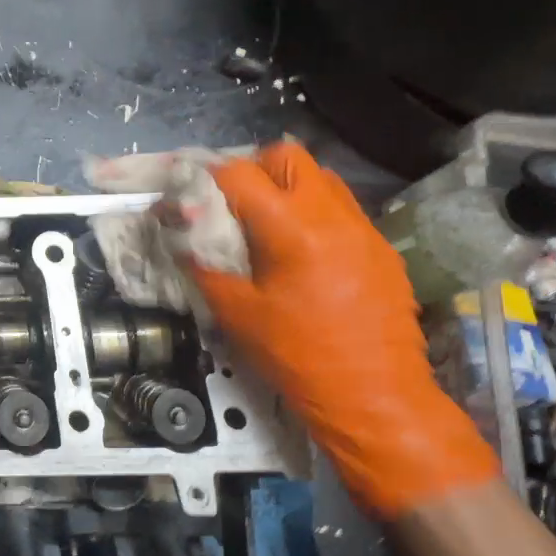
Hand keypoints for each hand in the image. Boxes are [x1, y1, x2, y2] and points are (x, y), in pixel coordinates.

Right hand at [187, 142, 499, 518]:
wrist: (377, 398)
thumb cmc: (297, 355)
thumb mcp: (234, 311)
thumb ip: (202, 263)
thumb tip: (174, 233)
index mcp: (292, 228)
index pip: (239, 173)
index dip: (206, 179)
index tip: (188, 198)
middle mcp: (332, 216)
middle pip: (287, 156)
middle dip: (253, 169)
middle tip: (232, 204)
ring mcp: (363, 230)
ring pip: (320, 178)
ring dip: (286, 188)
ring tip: (266, 224)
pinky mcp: (381, 249)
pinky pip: (342, 210)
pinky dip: (314, 215)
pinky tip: (301, 254)